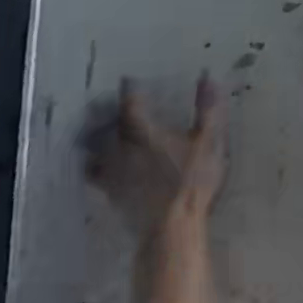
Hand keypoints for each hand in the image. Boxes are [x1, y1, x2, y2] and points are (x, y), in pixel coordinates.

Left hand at [88, 75, 225, 235]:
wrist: (171, 225)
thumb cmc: (193, 179)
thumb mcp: (210, 141)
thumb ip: (208, 110)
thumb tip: (208, 77)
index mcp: (145, 133)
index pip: (132, 105)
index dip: (130, 91)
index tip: (128, 80)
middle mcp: (122, 148)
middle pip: (106, 126)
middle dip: (105, 113)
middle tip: (106, 105)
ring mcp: (112, 172)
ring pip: (94, 149)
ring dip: (94, 137)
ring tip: (95, 132)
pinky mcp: (109, 192)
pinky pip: (93, 174)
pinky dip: (93, 165)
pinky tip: (97, 166)